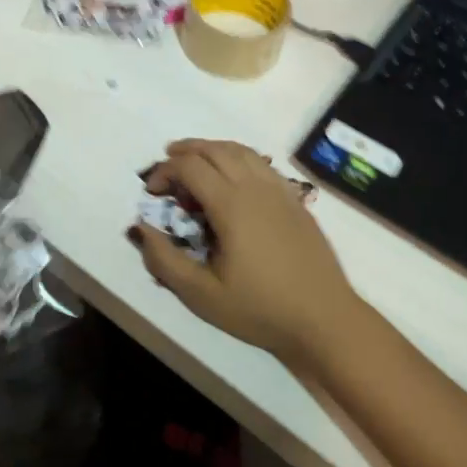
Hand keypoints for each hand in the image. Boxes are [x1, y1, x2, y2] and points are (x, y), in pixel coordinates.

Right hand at [130, 139, 362, 367]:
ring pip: (241, 150)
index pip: (190, 167)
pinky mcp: (294, 199)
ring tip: (196, 161)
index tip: (152, 192)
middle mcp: (255, 186)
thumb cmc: (260, 309)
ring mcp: (279, 190)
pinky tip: (233, 176)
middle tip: (167, 163)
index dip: (165, 171)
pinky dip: (239, 157)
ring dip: (213, 149)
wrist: (323, 318)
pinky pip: (262, 163)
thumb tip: (142, 229)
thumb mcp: (202, 295)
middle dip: (186, 151)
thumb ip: (165, 260)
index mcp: (231, 204)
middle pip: (215, 149)